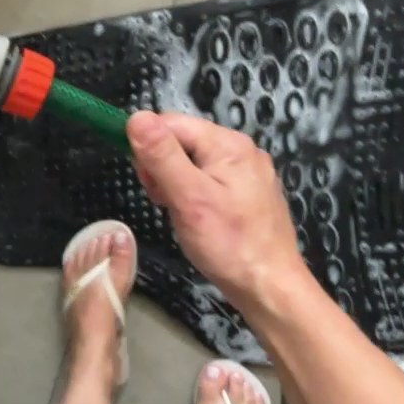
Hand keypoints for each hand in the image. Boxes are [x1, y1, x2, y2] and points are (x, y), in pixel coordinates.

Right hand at [127, 110, 309, 309]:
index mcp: (227, 144)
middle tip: (166, 202)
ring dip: (173, 185)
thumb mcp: (189, 197)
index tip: (148, 183)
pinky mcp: (244, 193)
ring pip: (189, 162)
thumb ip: (162, 156)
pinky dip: (189, 196)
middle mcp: (239, 150)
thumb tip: (136, 116)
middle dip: (161, 169)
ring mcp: (244, 172)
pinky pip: (204, 180)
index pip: (170, 123)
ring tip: (181, 214)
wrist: (268, 286)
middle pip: (180, 141)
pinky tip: (194, 218)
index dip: (148, 148)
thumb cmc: (229, 244)